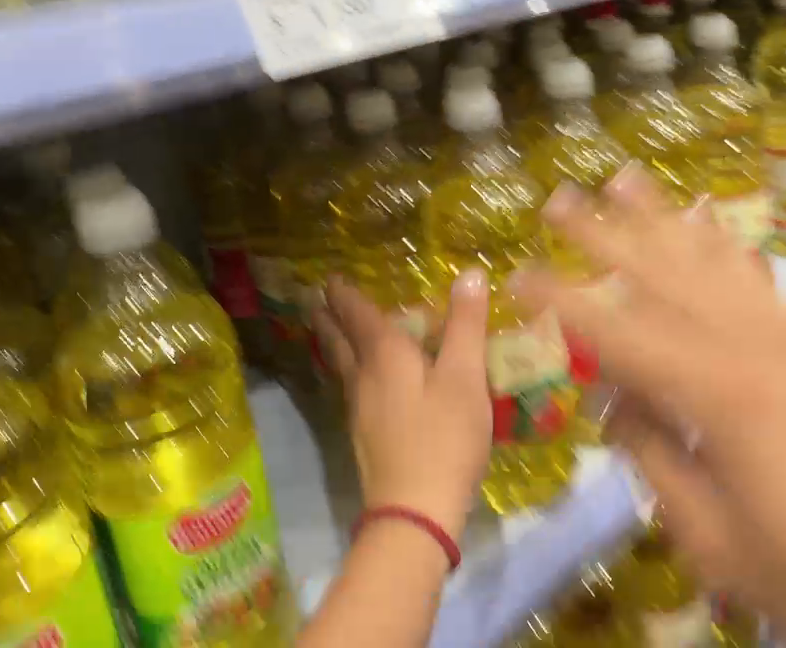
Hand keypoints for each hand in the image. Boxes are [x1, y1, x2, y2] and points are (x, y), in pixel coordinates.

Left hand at [313, 270, 492, 538]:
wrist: (414, 513)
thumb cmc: (444, 437)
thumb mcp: (464, 376)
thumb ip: (466, 324)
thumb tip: (469, 272)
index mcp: (385, 355)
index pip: (358, 314)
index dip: (345, 294)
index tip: (330, 278)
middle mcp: (363, 377)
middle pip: (339, 340)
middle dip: (329, 316)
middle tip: (316, 298)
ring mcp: (359, 410)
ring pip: (340, 366)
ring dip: (333, 342)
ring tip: (327, 329)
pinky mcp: (364, 437)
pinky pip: (348, 387)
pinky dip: (347, 369)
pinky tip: (357, 380)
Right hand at [511, 165, 785, 609]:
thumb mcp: (720, 543)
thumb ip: (659, 461)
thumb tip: (614, 404)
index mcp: (719, 395)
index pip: (618, 333)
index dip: (561, 301)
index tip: (516, 276)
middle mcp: (752, 347)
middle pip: (661, 275)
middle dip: (602, 235)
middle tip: (558, 199)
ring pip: (709, 262)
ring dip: (661, 218)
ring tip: (625, 179)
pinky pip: (756, 279)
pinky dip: (722, 247)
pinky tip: (709, 226)